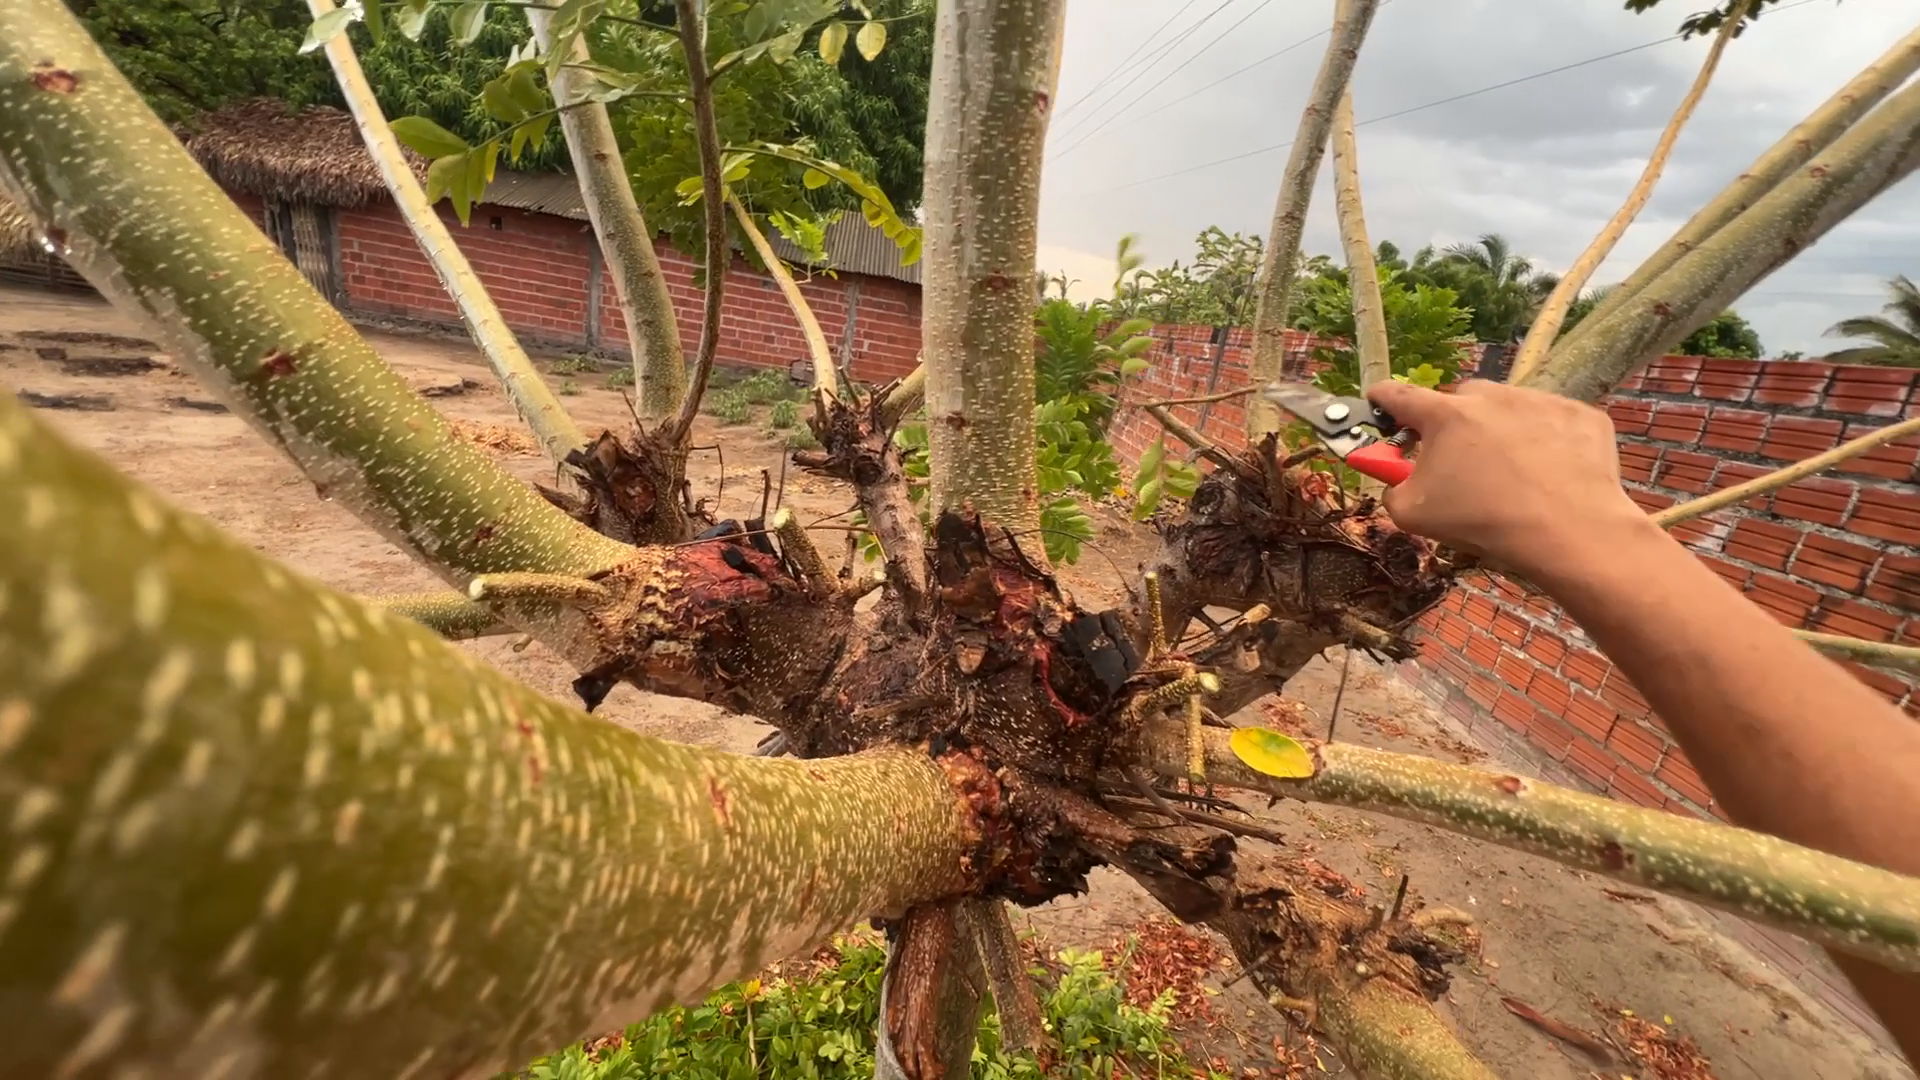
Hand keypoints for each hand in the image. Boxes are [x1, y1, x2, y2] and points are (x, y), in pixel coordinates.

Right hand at [1365, 378, 1650, 576]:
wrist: (1568, 532)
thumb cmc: (1479, 520)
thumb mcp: (1409, 512)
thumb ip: (1392, 484)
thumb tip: (1397, 475)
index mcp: (1444, 416)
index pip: (1398, 394)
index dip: (1382, 397)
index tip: (1377, 400)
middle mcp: (1491, 397)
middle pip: (1456, 400)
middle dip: (1447, 422)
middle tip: (1450, 455)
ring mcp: (1540, 401)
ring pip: (1504, 407)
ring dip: (1494, 427)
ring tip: (1503, 467)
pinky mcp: (1580, 414)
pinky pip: (1547, 420)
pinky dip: (1539, 438)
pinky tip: (1542, 470)